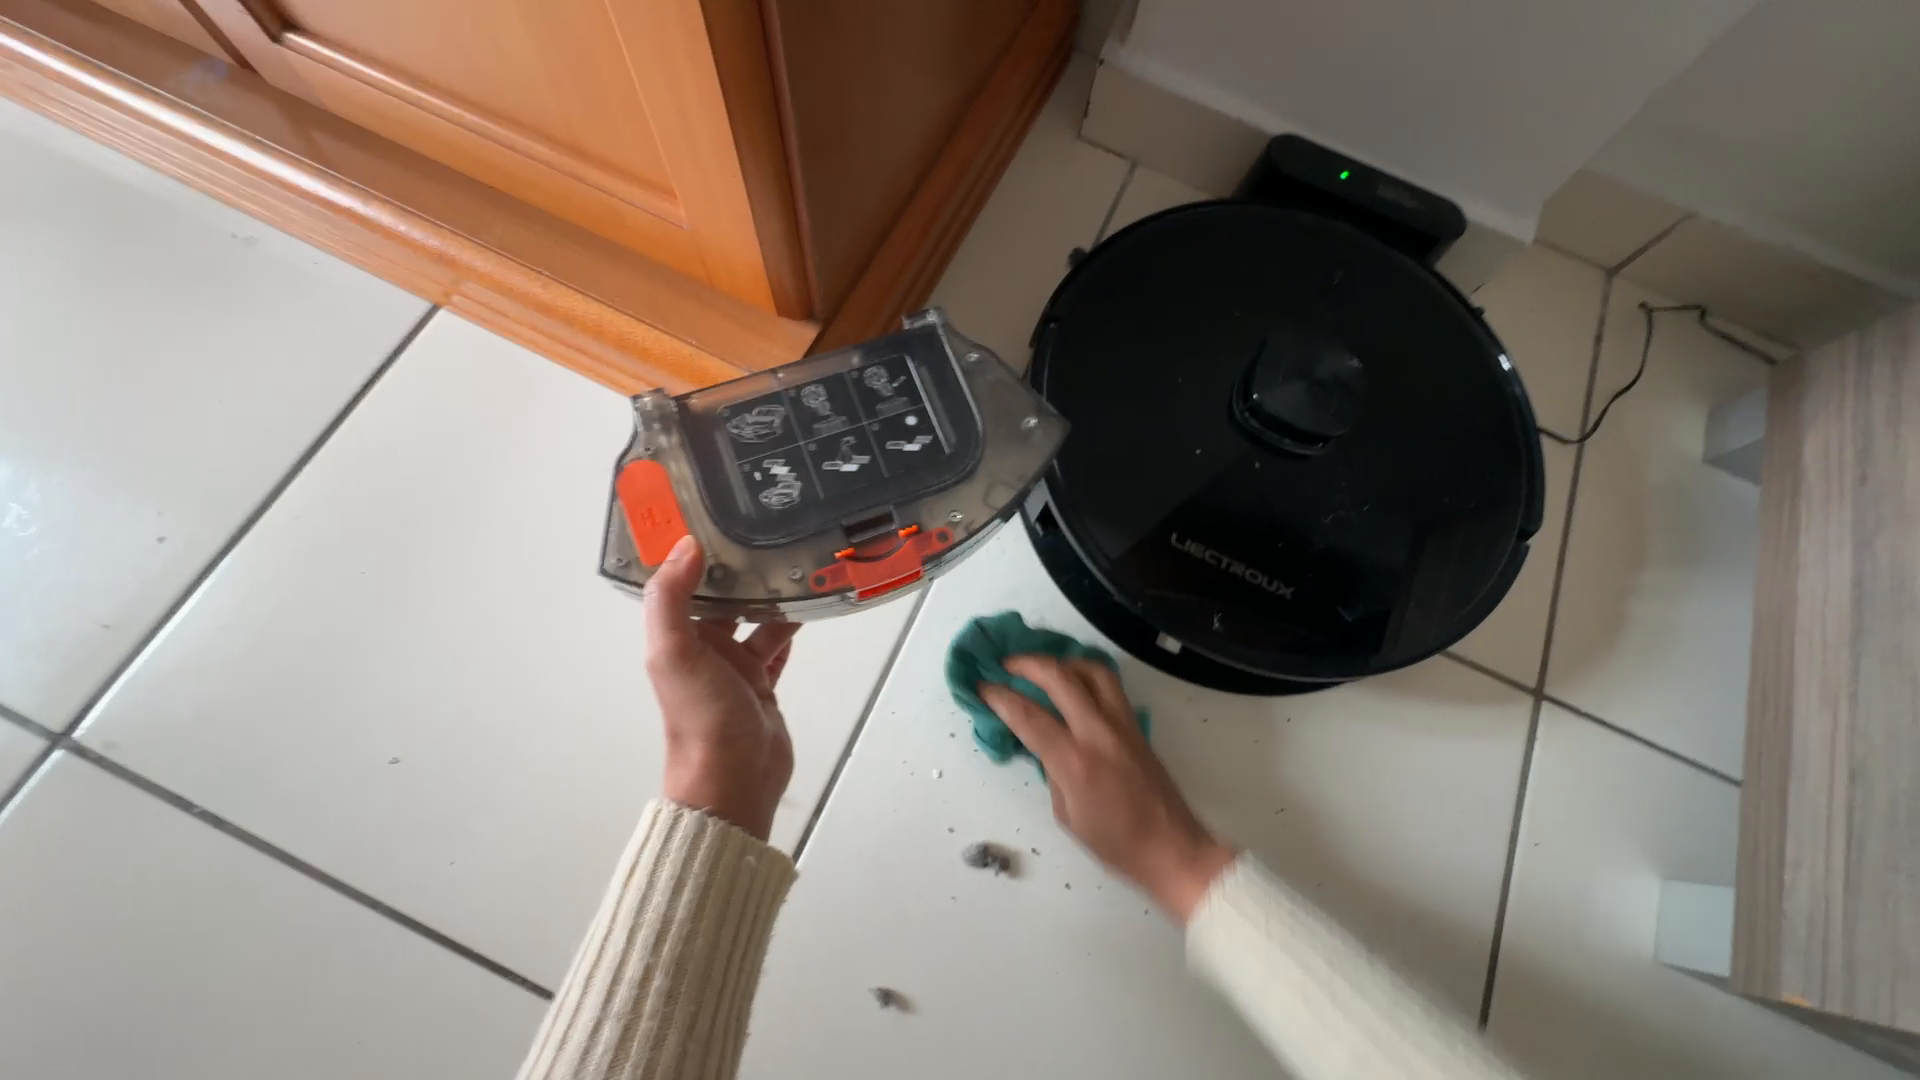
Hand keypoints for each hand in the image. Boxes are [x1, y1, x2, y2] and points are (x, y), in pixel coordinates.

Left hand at [643, 535, 799, 840]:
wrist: (734, 779)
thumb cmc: (701, 715)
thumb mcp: (675, 653)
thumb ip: (671, 598)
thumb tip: (685, 543)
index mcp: (677, 636)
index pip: (683, 582)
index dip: (694, 550)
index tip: (719, 513)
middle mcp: (704, 646)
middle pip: (722, 596)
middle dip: (741, 567)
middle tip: (772, 530)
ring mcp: (736, 665)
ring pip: (755, 617)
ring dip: (771, 594)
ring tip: (798, 561)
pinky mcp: (765, 682)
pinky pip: (779, 644)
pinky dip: (792, 625)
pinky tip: (810, 604)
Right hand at [980, 656, 1234, 922]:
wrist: (1172, 848)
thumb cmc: (1115, 843)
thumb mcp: (1066, 815)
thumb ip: (1051, 771)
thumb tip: (1044, 743)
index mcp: (1075, 762)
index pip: (1028, 716)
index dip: (1000, 697)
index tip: (982, 686)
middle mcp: (1098, 732)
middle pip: (1059, 678)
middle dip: (1026, 663)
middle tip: (1005, 663)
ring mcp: (1121, 724)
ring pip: (1090, 670)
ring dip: (1061, 661)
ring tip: (1042, 666)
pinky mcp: (1136, 725)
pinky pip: (1109, 685)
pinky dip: (1086, 673)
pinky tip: (1073, 681)